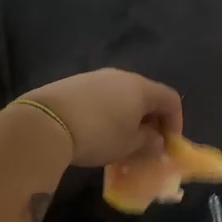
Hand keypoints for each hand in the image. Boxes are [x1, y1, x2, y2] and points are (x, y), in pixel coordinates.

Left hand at [21, 68, 184, 166]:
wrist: (45, 123)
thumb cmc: (98, 135)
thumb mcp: (129, 145)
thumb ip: (149, 141)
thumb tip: (156, 139)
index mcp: (140, 88)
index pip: (171, 99)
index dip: (176, 122)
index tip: (168, 144)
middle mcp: (121, 76)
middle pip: (146, 95)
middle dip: (151, 119)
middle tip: (146, 143)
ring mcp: (95, 76)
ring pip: (122, 95)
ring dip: (128, 115)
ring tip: (120, 139)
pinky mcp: (74, 82)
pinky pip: (101, 96)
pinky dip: (108, 112)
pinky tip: (96, 130)